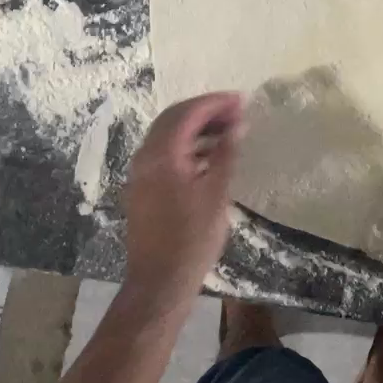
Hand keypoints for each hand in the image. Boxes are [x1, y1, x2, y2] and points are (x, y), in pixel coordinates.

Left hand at [122, 92, 242, 310]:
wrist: (159, 283)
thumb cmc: (192, 240)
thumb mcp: (217, 194)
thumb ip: (225, 153)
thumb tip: (237, 124)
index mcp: (162, 155)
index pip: (188, 113)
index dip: (215, 103)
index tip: (242, 100)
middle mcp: (145, 157)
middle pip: (174, 118)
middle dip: (205, 111)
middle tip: (236, 112)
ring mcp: (140, 173)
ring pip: (167, 135)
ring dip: (196, 127)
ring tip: (228, 131)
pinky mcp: (142, 187)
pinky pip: (164, 153)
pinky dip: (186, 145)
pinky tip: (209, 156)